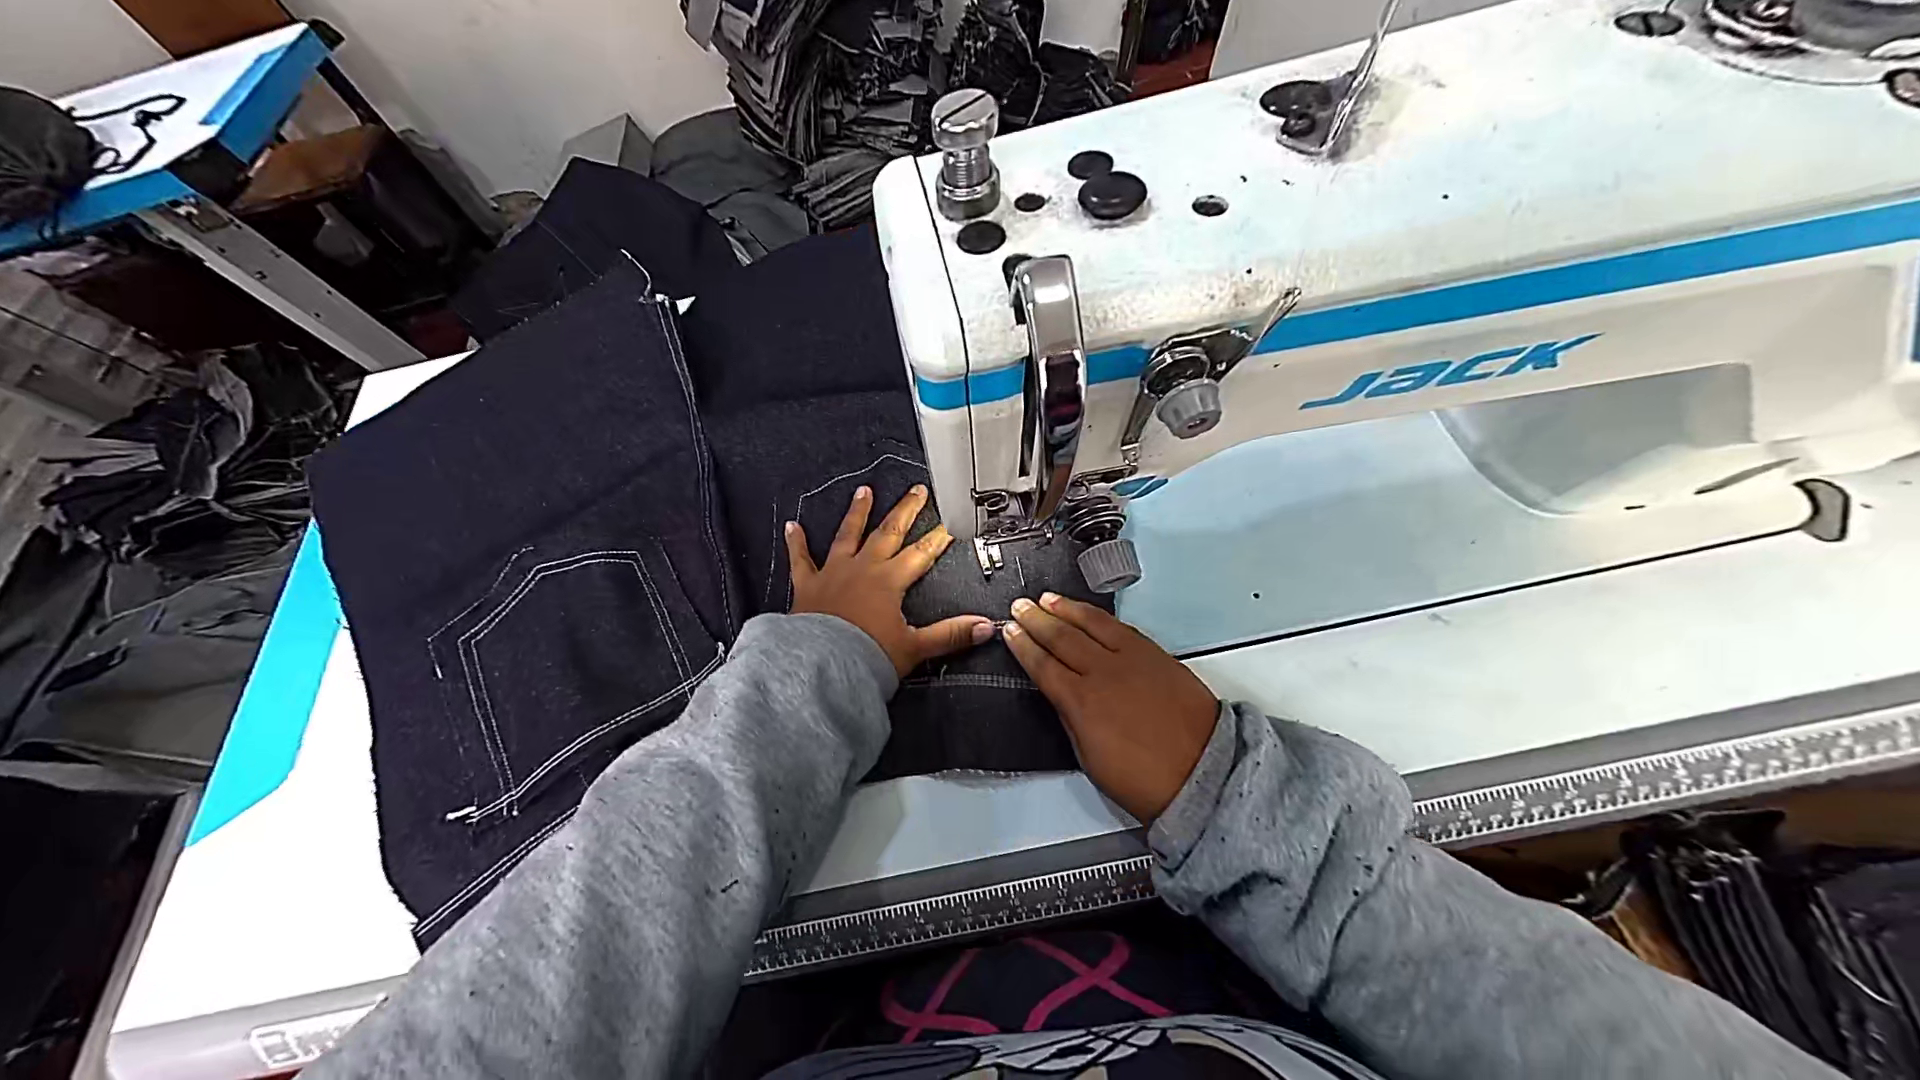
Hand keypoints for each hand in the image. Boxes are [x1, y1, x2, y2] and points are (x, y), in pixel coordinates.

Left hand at [788, 485, 994, 678]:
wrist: (821, 667)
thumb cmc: (864, 658)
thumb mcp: (915, 648)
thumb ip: (951, 635)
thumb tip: (983, 627)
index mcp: (889, 582)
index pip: (921, 554)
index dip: (938, 539)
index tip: (949, 526)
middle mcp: (862, 570)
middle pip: (889, 532)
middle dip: (906, 510)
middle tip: (917, 492)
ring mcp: (834, 574)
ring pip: (848, 535)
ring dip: (857, 513)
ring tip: (864, 492)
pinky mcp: (808, 587)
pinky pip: (801, 560)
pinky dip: (797, 543)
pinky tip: (793, 527)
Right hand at [1003, 592, 1218, 823]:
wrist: (1204, 774)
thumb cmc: (1148, 779)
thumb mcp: (1091, 758)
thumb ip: (1070, 719)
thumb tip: (1060, 696)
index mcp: (1082, 701)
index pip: (1042, 664)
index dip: (1023, 645)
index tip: (1010, 631)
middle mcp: (1104, 673)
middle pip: (1061, 636)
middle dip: (1036, 619)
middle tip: (1020, 606)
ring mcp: (1132, 659)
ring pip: (1091, 623)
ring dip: (1066, 608)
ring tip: (1048, 599)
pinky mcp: (1156, 654)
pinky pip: (1120, 626)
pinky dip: (1099, 616)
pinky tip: (1088, 612)